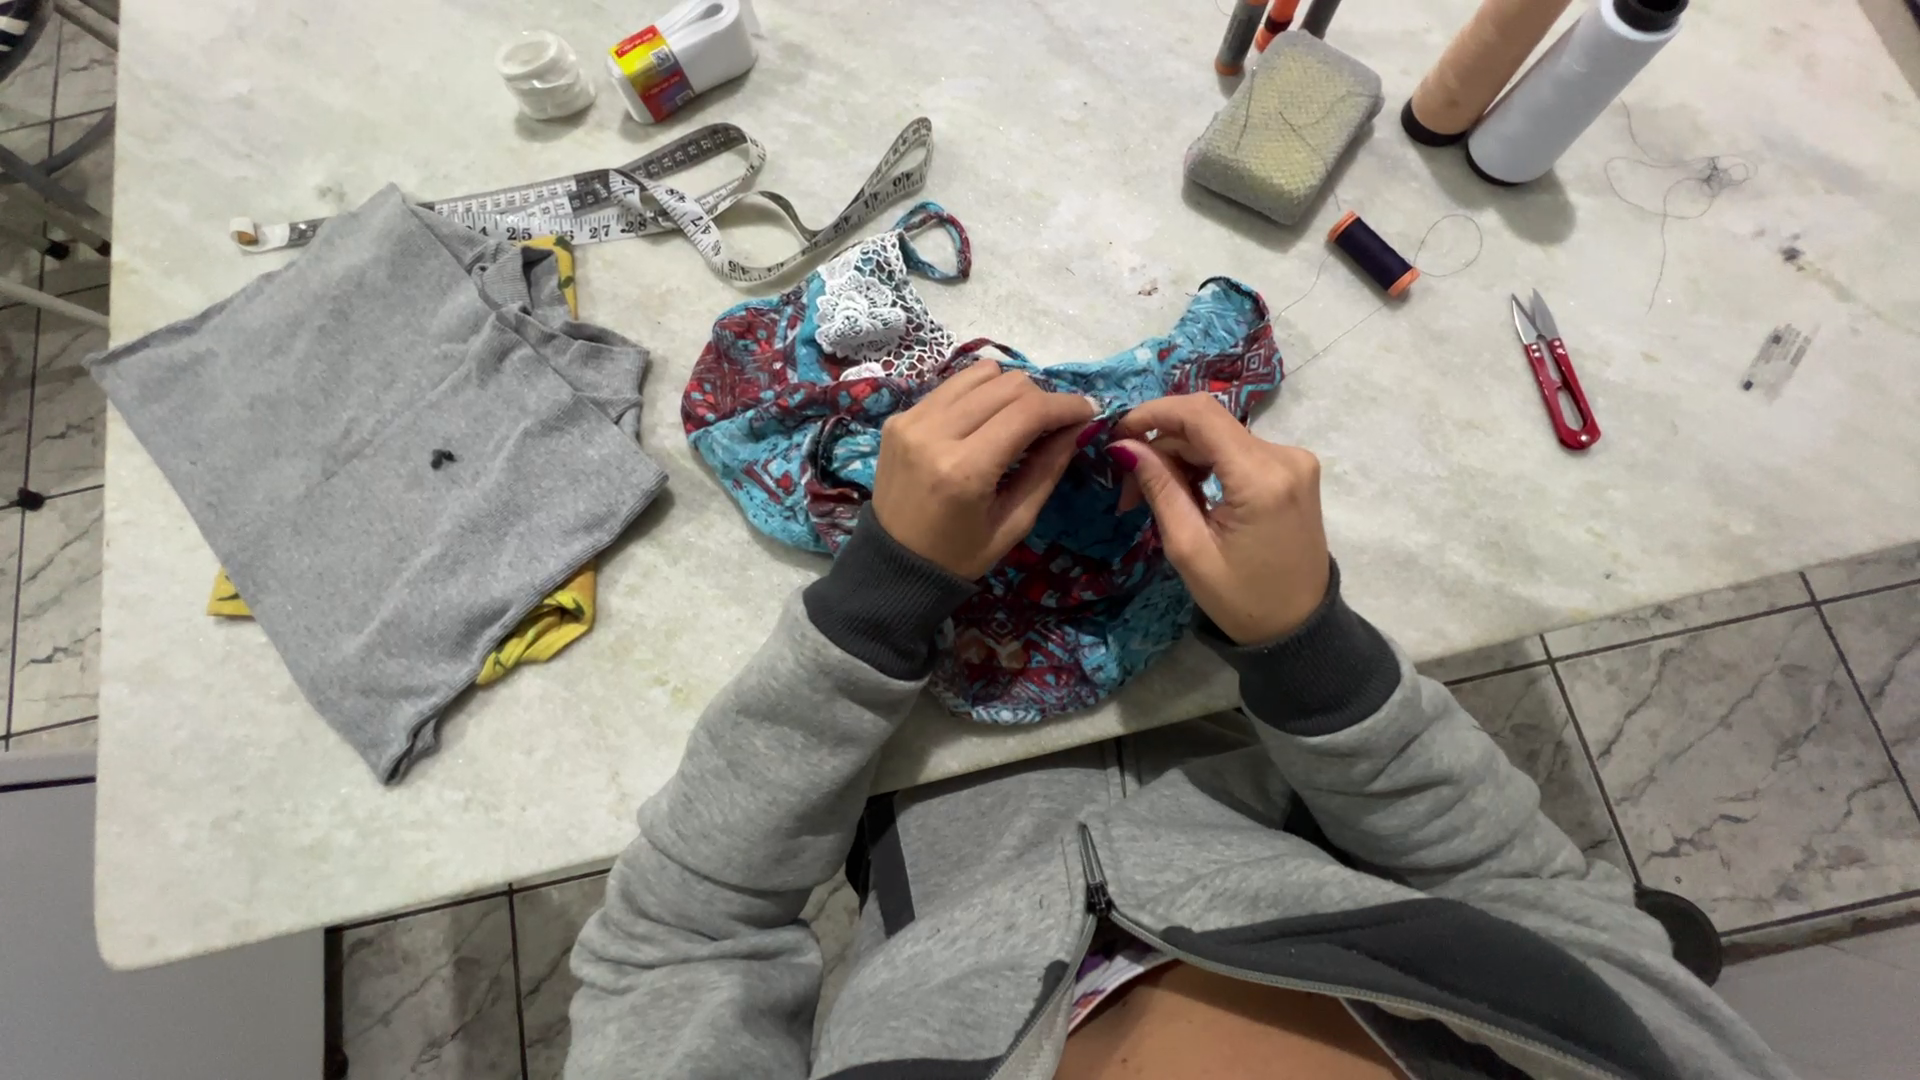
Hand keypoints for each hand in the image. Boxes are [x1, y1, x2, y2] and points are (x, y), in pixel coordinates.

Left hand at [872, 361, 1095, 578]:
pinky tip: (984, 422)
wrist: (892, 565)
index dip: (1066, 405)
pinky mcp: (899, 418)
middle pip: (1007, 384)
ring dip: (1010, 390)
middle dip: (1041, 398)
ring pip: (980, 374)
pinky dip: (978, 396)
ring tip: (1018, 420)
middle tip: (1053, 424)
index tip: (1088, 411)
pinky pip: (952, 386)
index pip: (1027, 412)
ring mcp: (911, 420)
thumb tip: (1077, 426)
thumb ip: (1047, 469)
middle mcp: (934, 433)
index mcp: (964, 469)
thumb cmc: (958, 555)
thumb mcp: (1013, 524)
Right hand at [1108, 394, 1328, 643]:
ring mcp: (1293, 461)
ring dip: (1179, 458)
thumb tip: (1125, 446)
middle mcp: (1285, 456)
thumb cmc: (1240, 599)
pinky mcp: (1292, 470)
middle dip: (1159, 448)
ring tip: (1149, 497)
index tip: (1117, 434)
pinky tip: (1184, 492)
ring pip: (1218, 438)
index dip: (1153, 414)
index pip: (1201, 415)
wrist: (1297, 627)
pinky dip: (1203, 465)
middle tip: (1126, 490)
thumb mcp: (1188, 548)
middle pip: (1206, 428)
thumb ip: (1160, 488)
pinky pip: (1235, 451)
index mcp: (1261, 478)